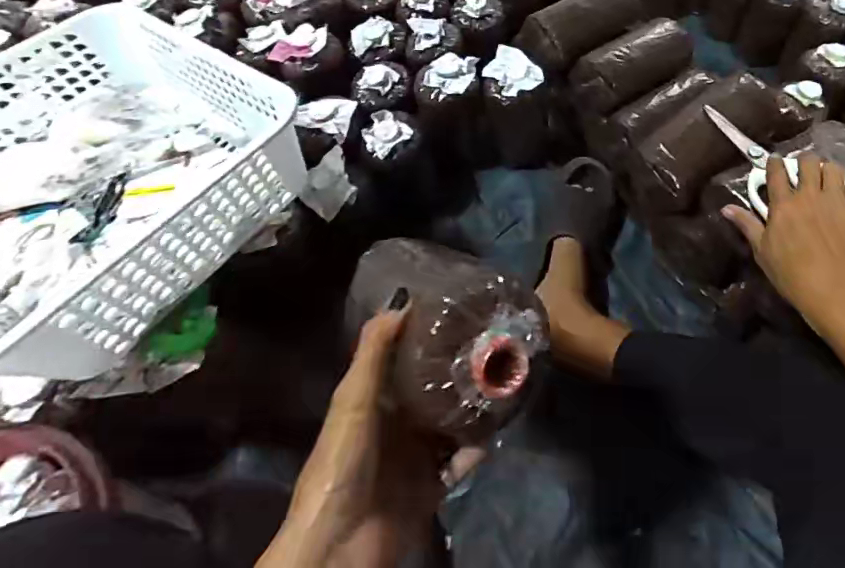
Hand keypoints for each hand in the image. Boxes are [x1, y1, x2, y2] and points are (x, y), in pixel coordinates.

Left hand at [260, 304, 484, 567]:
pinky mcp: (431, 487)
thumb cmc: (342, 466)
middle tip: (496, 347)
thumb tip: (402, 301)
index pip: (407, 362)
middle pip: (435, 391)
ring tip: (503, 384)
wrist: (340, 548)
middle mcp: (398, 426)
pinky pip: (461, 461)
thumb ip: (374, 354)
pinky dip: (476, 448)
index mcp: (375, 403)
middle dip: (462, 372)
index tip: (462, 314)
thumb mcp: (352, 402)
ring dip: (474, 408)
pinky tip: (491, 433)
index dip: (430, 339)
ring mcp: (416, 458)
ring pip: (453, 423)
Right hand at [722, 154, 844, 330]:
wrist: (835, 291)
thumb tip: (726, 207)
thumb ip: (747, 225)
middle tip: (805, 173)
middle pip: (808, 161)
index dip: (775, 163)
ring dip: (830, 172)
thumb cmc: (793, 276)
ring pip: (834, 169)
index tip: (776, 164)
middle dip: (805, 162)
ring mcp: (838, 200)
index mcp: (784, 204)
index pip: (776, 171)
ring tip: (830, 182)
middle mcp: (810, 195)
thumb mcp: (763, 252)